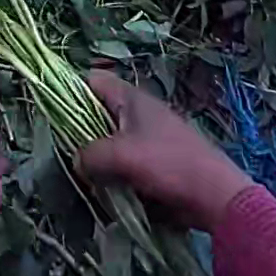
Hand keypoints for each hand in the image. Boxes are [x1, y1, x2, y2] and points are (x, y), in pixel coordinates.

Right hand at [77, 70, 256, 231]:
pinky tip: (114, 188)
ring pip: (112, 137)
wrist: (217, 196)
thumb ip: (90, 154)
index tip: (58, 114)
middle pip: (99, 110)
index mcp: (129, 97)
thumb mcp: (121, 156)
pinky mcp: (158, 157)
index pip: (91, 80)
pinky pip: (127, 158)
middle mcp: (138, 109)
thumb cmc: (168, 164)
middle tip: (72, 152)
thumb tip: (76, 160)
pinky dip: (119, 170)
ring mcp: (150, 133)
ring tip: (91, 175)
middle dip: (84, 131)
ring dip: (102, 155)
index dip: (72, 91)